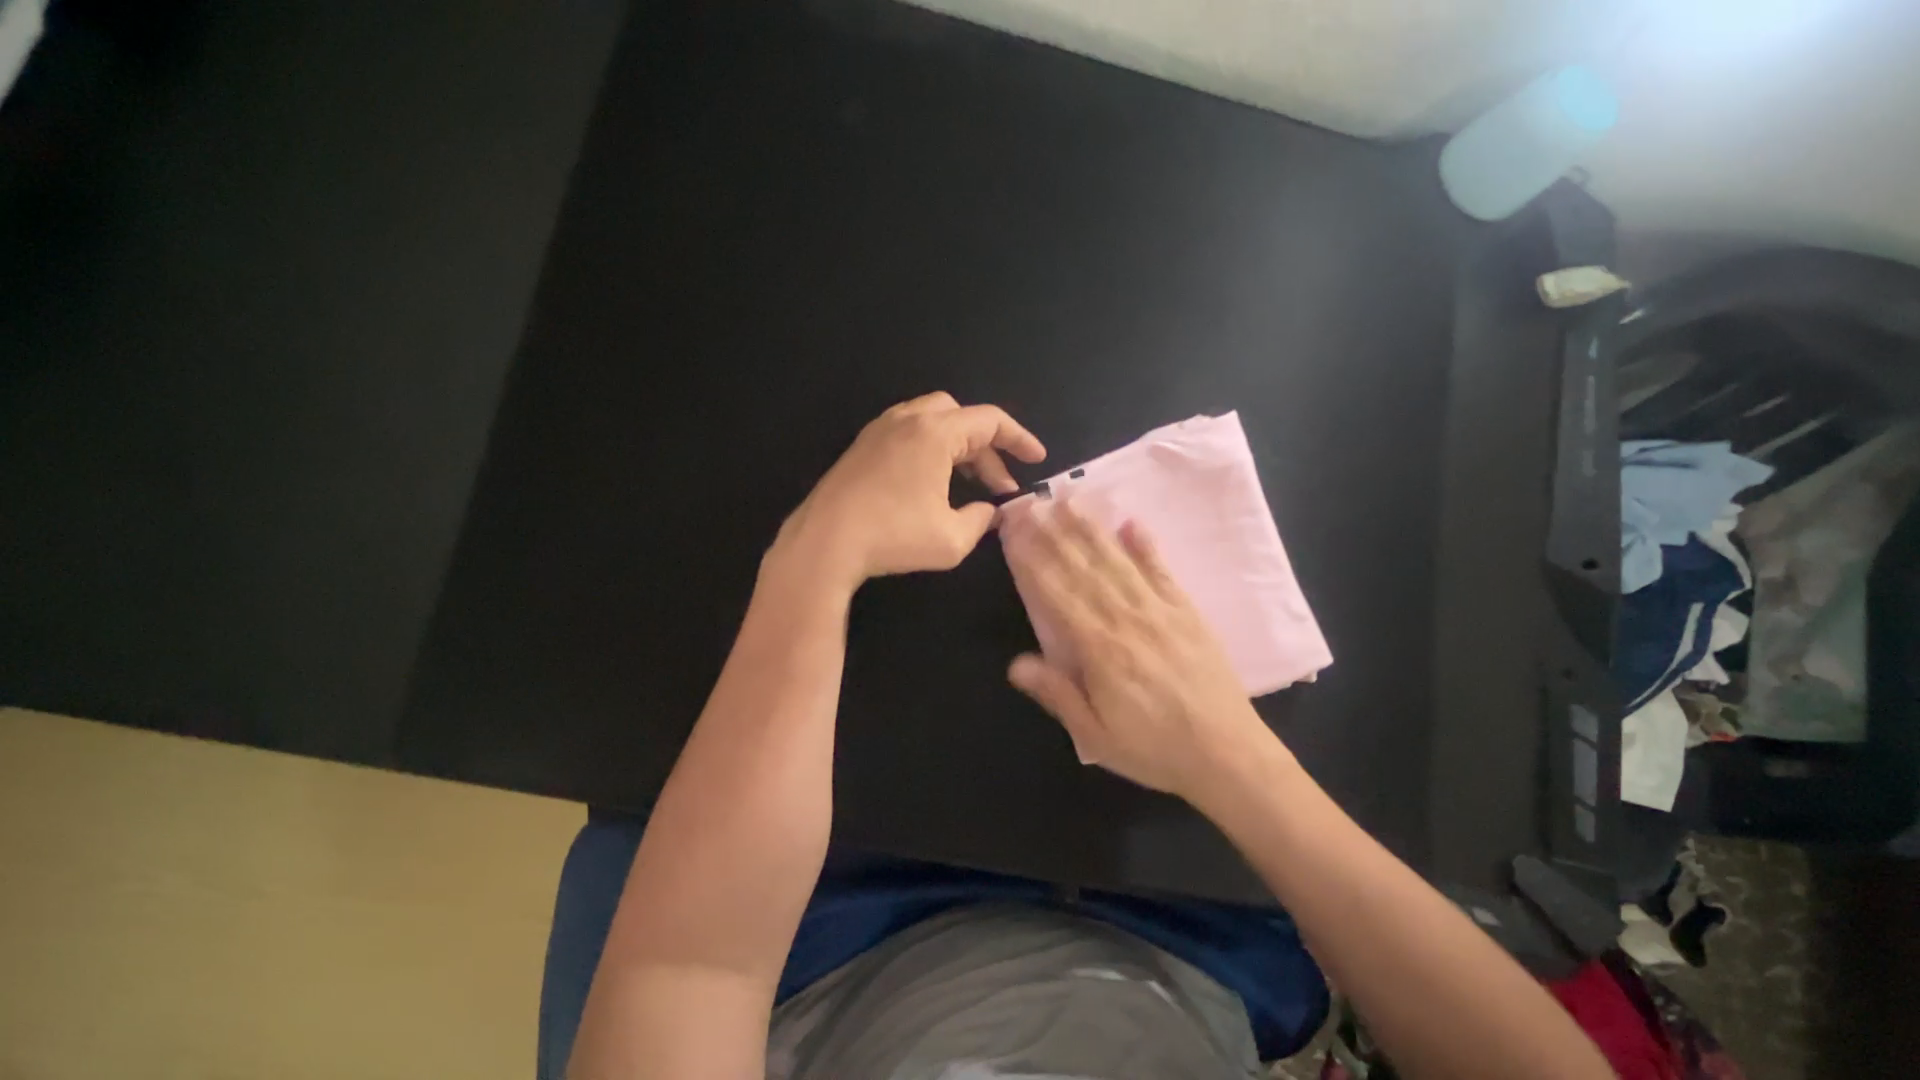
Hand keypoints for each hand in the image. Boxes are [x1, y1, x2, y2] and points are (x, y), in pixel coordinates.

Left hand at [776, 392, 1045, 590]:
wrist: (824, 542)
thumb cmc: (893, 537)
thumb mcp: (951, 540)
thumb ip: (980, 521)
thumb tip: (988, 512)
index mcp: (934, 433)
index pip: (990, 421)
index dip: (1019, 439)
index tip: (1036, 459)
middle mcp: (907, 420)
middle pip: (961, 416)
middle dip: (987, 446)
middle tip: (998, 483)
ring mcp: (880, 430)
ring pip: (932, 420)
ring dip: (958, 446)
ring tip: (969, 483)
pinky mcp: (862, 447)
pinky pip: (908, 432)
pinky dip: (932, 449)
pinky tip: (932, 483)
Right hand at [1001, 501, 1284, 800]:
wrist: (1227, 754)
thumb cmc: (1154, 750)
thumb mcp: (1095, 735)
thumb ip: (1057, 694)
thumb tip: (1015, 663)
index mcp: (1099, 649)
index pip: (1056, 594)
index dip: (1031, 560)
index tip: (1012, 530)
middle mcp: (1127, 619)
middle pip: (1082, 568)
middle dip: (1052, 533)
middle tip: (1030, 502)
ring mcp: (1160, 611)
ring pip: (1118, 561)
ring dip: (1090, 529)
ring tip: (1068, 501)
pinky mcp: (1188, 613)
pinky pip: (1162, 571)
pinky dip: (1145, 546)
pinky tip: (1130, 523)